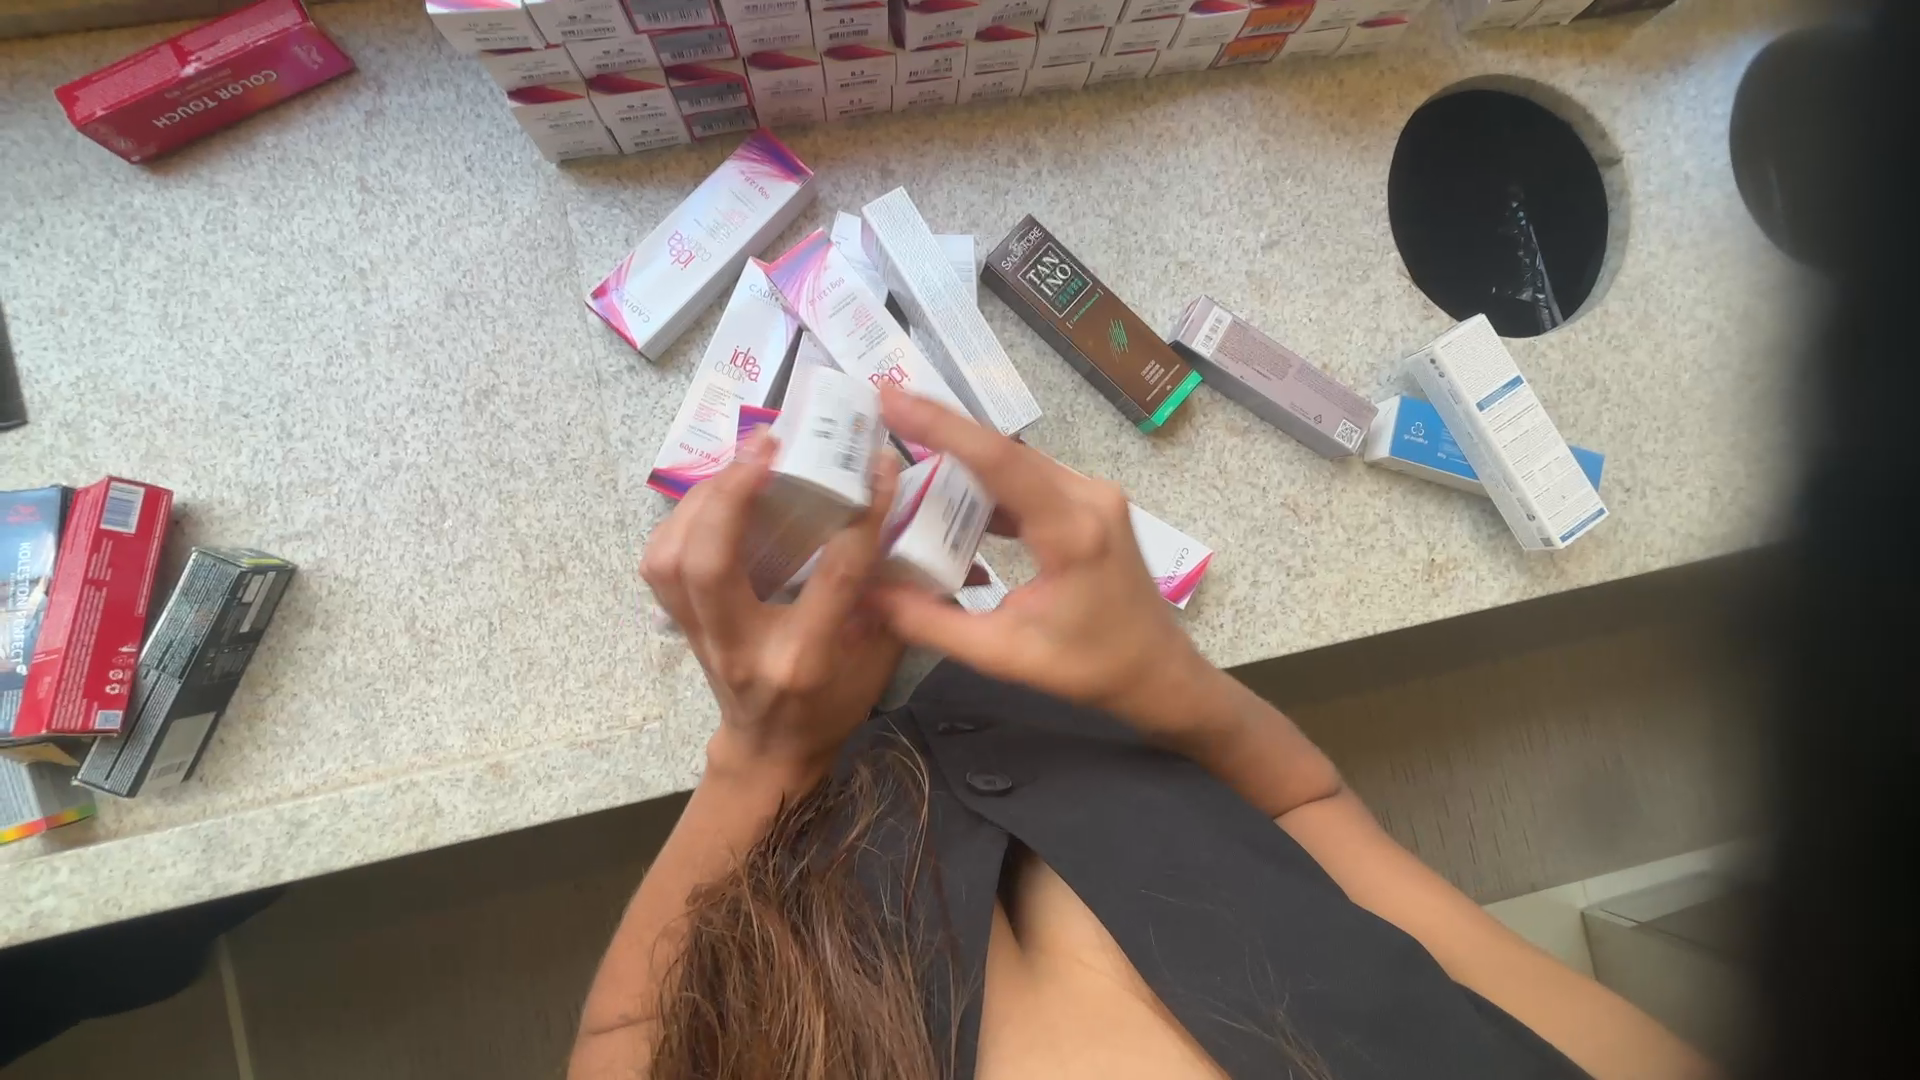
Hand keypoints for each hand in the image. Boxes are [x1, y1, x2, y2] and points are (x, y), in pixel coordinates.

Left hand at [642, 430, 904, 779]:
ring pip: (670, 560)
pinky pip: (660, 564)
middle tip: (769, 443)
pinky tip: (713, 496)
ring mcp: (701, 636)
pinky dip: (680, 520)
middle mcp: (740, 645)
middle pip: (710, 562)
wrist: (770, 751)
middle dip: (733, 492)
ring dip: (700, 499)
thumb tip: (914, 526)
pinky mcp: (681, 625)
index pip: (834, 574)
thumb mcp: (881, 660)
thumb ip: (894, 597)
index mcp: (804, 658)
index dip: (863, 513)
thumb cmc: (833, 707)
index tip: (880, 464)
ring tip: (739, 462)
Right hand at [868, 387, 1221, 740]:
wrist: (1157, 670)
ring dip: (964, 460)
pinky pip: (1030, 480)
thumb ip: (932, 624)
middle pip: (1004, 452)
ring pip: (1016, 463)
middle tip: (883, 418)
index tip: (891, 398)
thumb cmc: (1088, 667)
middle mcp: (1088, 497)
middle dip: (942, 432)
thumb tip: (868, 591)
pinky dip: (989, 485)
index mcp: (1072, 531)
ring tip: (907, 454)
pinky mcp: (1090, 503)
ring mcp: (1094, 495)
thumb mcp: (1003, 654)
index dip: (942, 426)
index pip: (1000, 461)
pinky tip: (953, 498)